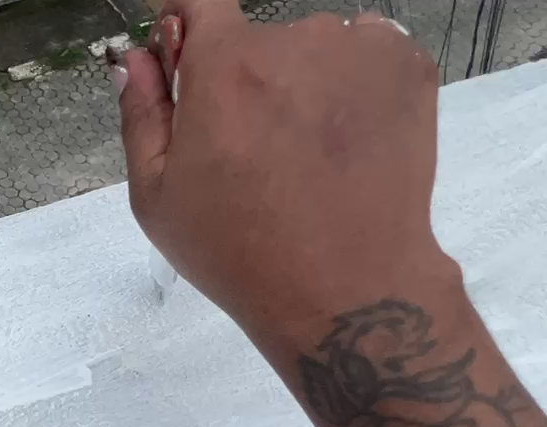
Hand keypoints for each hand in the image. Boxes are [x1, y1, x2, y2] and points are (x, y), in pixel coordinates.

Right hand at [115, 0, 456, 348]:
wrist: (339, 280)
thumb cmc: (229, 246)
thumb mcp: (154, 195)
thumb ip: (142, 115)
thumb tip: (137, 59)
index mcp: (224, 68)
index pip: (197, 4)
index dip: (182, 35)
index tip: (181, 77)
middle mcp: (297, 38)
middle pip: (253, 42)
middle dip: (238, 83)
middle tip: (240, 156)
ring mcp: (362, 47)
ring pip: (309, 51)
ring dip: (293, 87)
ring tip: (293, 158)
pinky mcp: (409, 67)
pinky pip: (360, 58)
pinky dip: (341, 91)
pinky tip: (333, 147)